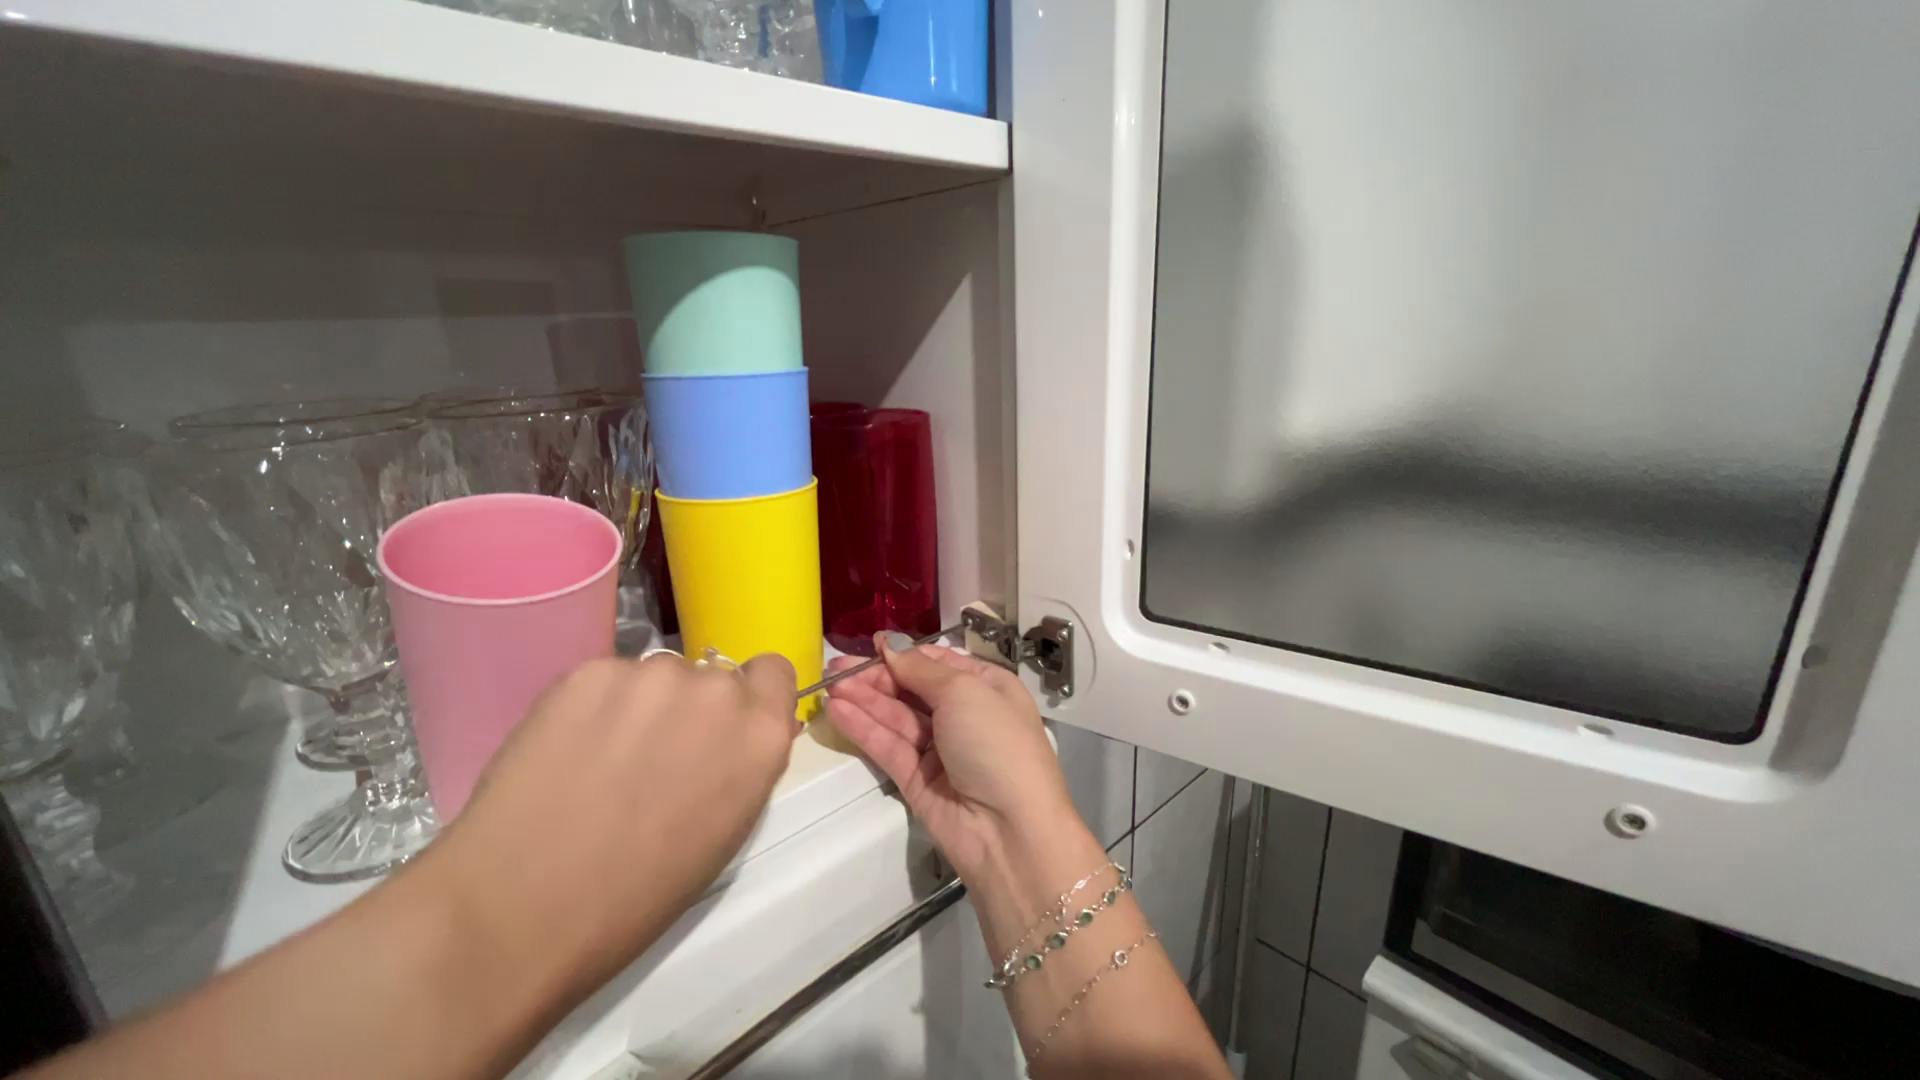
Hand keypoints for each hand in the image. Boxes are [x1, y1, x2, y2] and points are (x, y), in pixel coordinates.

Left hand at [421, 651, 799, 1003]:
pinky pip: (605, 680)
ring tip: (600, 761)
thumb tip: (734, 739)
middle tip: (652, 758)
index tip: (721, 730)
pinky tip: (565, 754)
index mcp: (760, 734)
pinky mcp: (586, 672)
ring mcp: (648, 675)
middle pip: (712, 676)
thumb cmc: (638, 897)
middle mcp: (714, 690)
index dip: (750, 697)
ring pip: (656, 676)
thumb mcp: (725, 832)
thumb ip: (742, 766)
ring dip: (640, 706)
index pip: (774, 672)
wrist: (520, 908)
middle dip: (691, 708)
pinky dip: (592, 708)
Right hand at [824, 638, 1074, 878]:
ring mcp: (939, 749)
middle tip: (835, 667)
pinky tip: (837, 710)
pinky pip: (887, 745)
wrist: (1009, 829)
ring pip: (895, 716)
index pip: (938, 663)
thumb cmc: (996, 743)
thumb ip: (921, 670)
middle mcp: (964, 714)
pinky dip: (863, 727)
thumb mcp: (965, 692)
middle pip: (912, 688)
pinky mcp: (916, 779)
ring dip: (863, 699)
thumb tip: (890, 646)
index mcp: (987, 687)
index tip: (869, 645)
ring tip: (827, 685)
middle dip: (876, 676)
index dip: (903, 654)